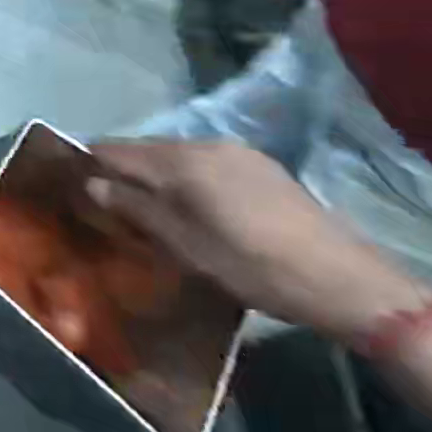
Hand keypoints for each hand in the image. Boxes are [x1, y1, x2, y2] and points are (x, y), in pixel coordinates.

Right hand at [85, 141, 431, 342]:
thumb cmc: (252, 265)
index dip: (88, 166)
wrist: (353, 287)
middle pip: (141, 150)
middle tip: (115, 205)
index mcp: (178, 160)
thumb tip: (91, 183)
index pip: (110, 149)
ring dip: (158, 177)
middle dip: (124, 172)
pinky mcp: (262, 168)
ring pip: (173, 157)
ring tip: (156, 209)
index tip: (77, 188)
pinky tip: (197, 207)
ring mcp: (237, 154)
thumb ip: (131, 207)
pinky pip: (204, 163)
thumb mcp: (181, 243)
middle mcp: (203, 145)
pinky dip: (188, 179)